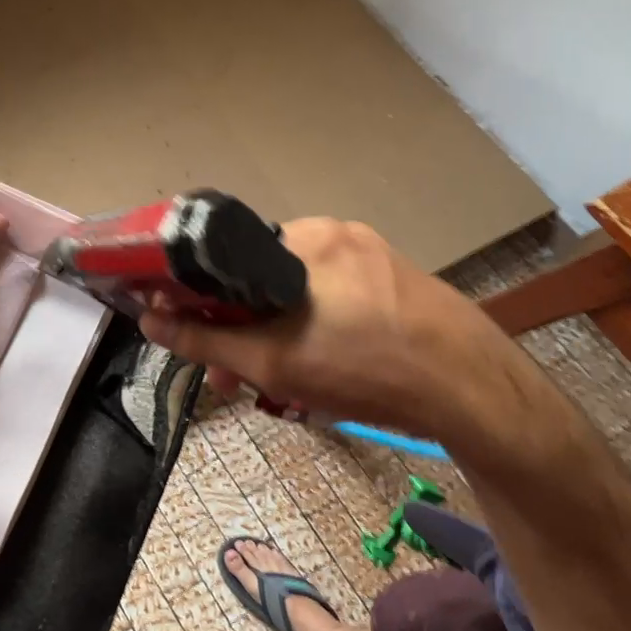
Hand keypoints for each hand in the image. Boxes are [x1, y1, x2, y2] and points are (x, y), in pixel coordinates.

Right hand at [137, 218, 517, 445]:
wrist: (481, 397)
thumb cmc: (364, 369)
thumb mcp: (269, 362)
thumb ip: (202, 340)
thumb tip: (148, 321)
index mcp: (303, 238)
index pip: (224, 257)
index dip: (198, 298)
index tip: (190, 334)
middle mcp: (336, 234)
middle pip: (259, 278)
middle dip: (238, 328)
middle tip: (232, 376)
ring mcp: (374, 254)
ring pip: (297, 291)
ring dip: (274, 333)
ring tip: (277, 385)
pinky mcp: (401, 279)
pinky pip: (334, 297)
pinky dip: (313, 327)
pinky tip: (321, 368)